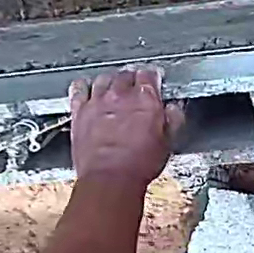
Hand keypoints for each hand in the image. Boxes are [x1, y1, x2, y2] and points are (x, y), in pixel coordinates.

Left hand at [67, 69, 183, 186]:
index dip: (152, 76)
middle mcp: (121, 95)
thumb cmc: (139, 164)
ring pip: (103, 78)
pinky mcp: (80, 112)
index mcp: (146, 100)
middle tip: (135, 83)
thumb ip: (173, 120)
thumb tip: (174, 109)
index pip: (149, 75)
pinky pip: (78, 89)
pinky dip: (83, 85)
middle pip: (125, 74)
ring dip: (110, 79)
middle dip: (132, 77)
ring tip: (114, 85)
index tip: (153, 79)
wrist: (110, 178)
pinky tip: (86, 87)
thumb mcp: (168, 142)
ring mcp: (97, 102)